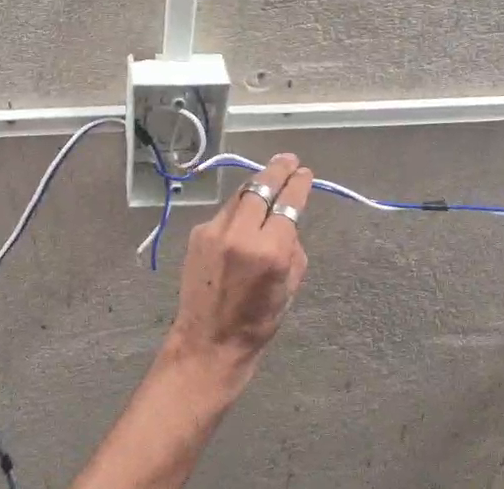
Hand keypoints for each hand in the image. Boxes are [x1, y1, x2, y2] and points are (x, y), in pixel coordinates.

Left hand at [165, 153, 311, 379]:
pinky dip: (238, 209)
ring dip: (257, 185)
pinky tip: (245, 213)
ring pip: (240, 195)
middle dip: (277, 171)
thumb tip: (287, 220)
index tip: (305, 173)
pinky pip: (225, 212)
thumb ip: (291, 247)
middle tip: (289, 160)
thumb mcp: (290, 286)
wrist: (208, 342)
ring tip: (270, 177)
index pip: (288, 204)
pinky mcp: (198, 234)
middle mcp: (240, 234)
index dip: (298, 185)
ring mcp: (214, 231)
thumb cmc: (258, 322)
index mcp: (270, 251)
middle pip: (261, 188)